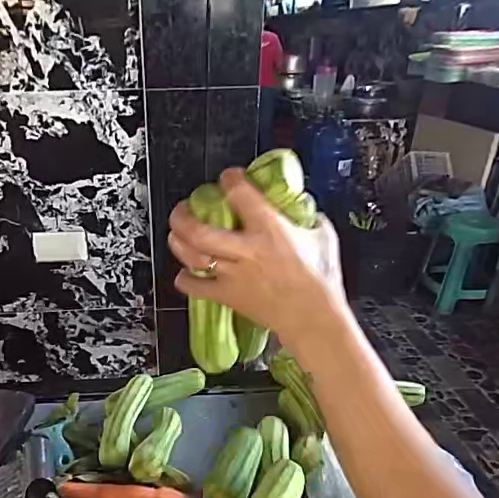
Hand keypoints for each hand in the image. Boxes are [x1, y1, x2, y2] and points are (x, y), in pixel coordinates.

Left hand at [168, 168, 347, 347]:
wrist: (314, 318)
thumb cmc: (321, 279)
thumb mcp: (322, 236)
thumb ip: (305, 217)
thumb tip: (296, 206)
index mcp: (269, 229)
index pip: (239, 194)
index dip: (229, 180)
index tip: (228, 179)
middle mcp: (246, 250)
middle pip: (199, 230)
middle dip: (183, 216)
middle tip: (183, 209)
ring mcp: (233, 275)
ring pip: (193, 255)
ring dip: (178, 242)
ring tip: (176, 234)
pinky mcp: (228, 296)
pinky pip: (196, 288)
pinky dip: (186, 279)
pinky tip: (185, 273)